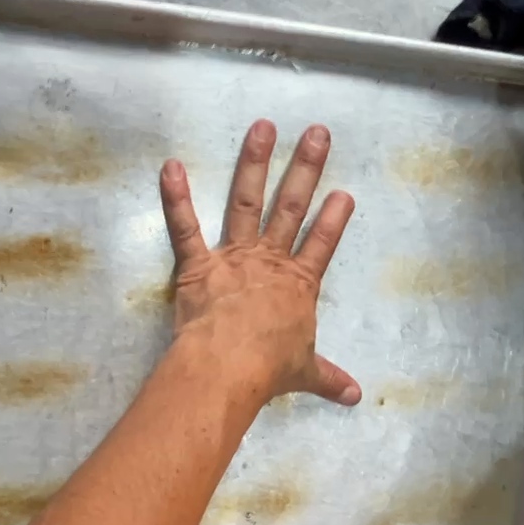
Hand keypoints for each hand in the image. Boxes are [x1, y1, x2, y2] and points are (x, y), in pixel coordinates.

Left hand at [158, 120, 360, 406]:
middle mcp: (269, 262)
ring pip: (246, 203)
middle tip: (317, 133)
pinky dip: (175, 199)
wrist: (230, 367)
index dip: (333, 220)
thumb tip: (355, 397)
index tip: (344, 192)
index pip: (321, 245)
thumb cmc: (269, 368)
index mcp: (298, 285)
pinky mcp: (198, 264)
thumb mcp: (305, 372)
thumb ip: (329, 378)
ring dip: (254, 164)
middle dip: (306, 169)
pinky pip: (185, 228)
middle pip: (292, 208)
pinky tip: (169, 166)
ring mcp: (234, 258)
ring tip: (262, 128)